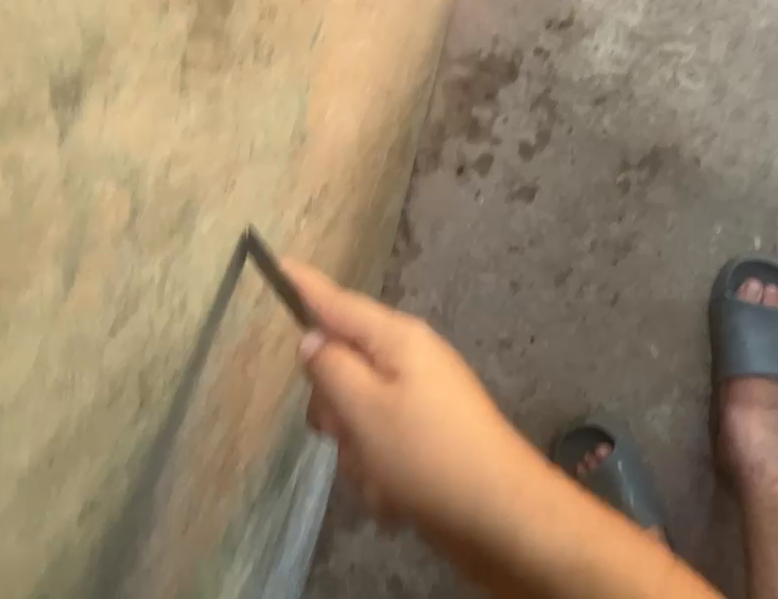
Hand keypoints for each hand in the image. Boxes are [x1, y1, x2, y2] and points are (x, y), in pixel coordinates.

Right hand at [283, 261, 536, 539]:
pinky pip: (379, 441)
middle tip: (345, 434)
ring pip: (356, 411)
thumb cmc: (428, 454)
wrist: (499, 515)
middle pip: (342, 364)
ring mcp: (418, 396)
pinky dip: (377, 469)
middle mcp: (408, 358)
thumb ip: (331, 369)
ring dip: (356, 449)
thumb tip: (312, 338)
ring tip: (381, 476)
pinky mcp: (424, 433)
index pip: (339, 303)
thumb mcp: (366, 409)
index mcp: (397, 339)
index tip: (278, 262)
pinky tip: (395, 496)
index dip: (306, 287)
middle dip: (334, 407)